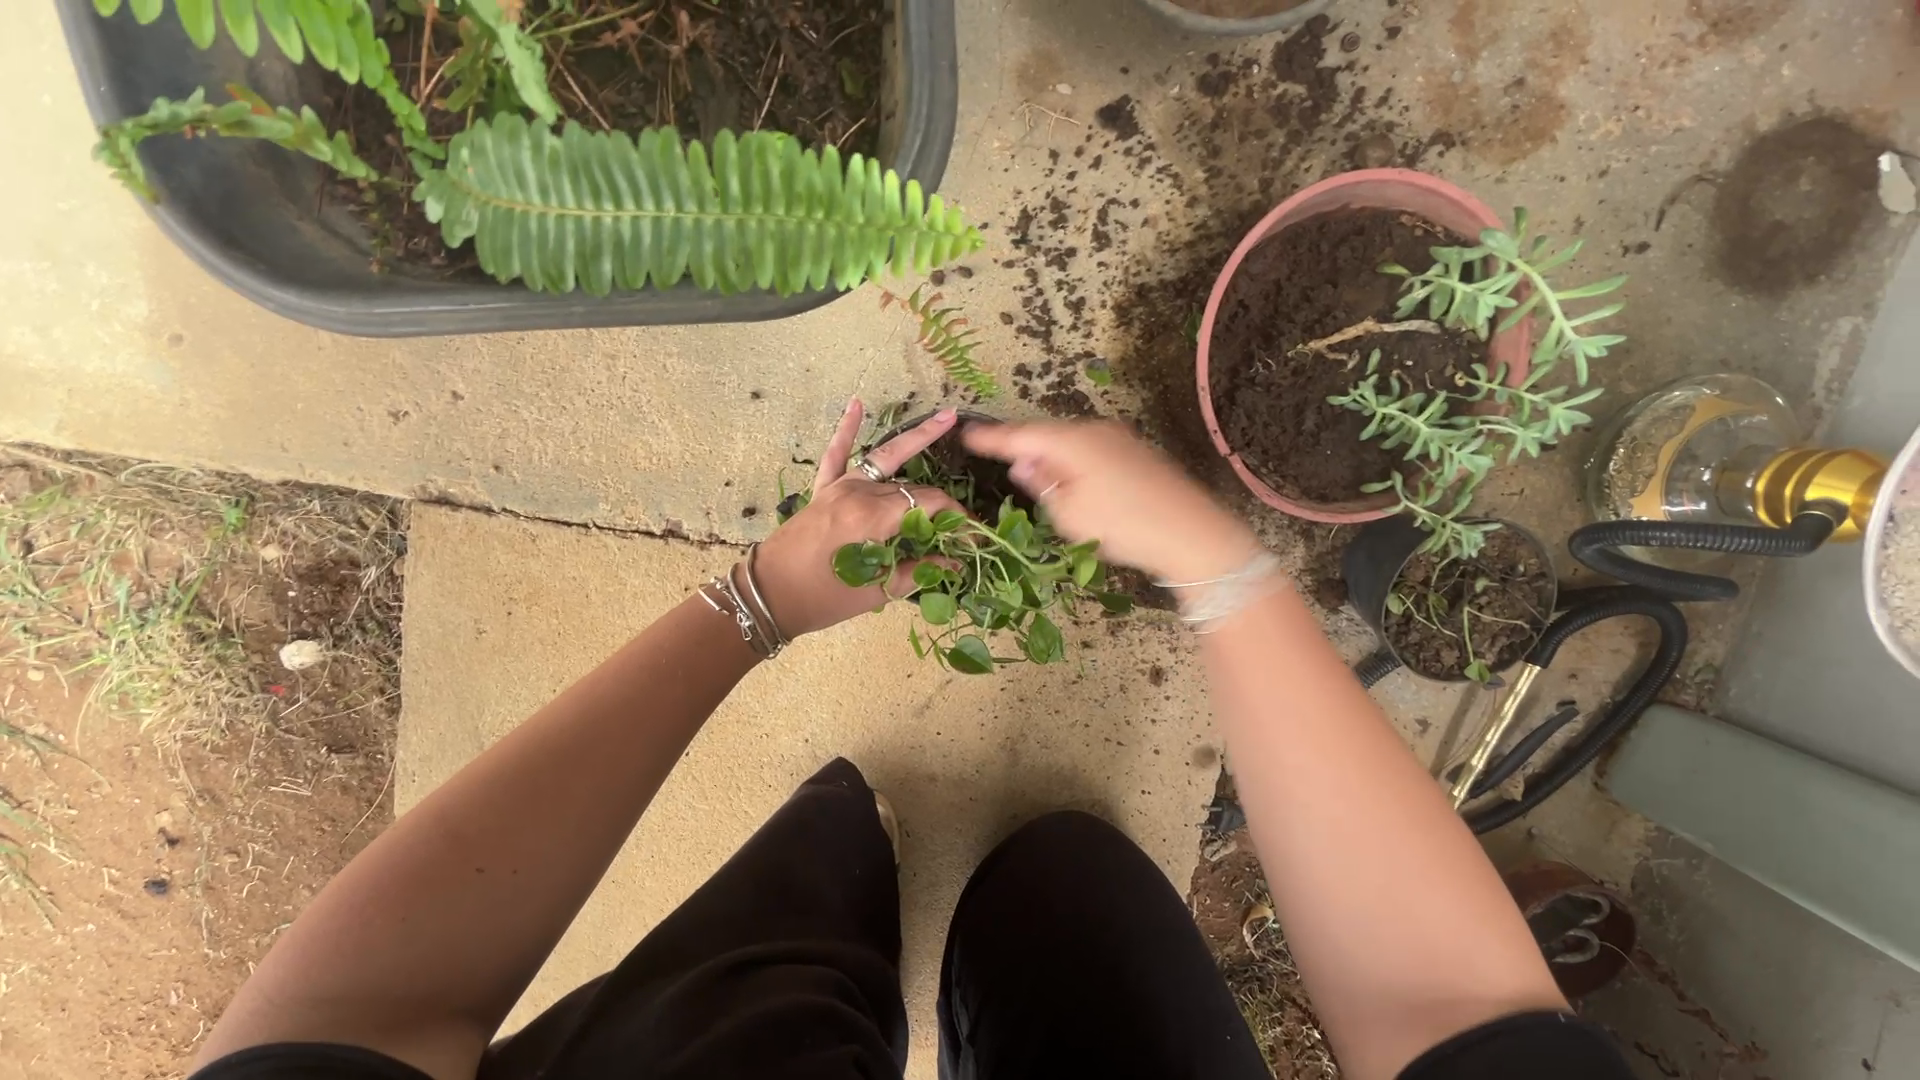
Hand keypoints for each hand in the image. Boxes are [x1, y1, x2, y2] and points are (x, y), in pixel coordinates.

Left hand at [754, 401, 966, 637]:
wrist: (768, 596)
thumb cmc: (822, 599)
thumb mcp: (876, 591)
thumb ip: (917, 570)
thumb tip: (955, 563)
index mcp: (872, 518)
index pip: (929, 505)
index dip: (956, 517)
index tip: (971, 536)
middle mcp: (858, 493)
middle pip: (913, 488)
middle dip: (942, 501)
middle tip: (963, 520)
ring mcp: (838, 487)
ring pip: (885, 460)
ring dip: (916, 439)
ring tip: (946, 418)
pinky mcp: (821, 490)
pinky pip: (836, 454)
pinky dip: (846, 429)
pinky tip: (856, 404)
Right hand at [963, 420, 1260, 583]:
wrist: (1192, 532)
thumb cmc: (1124, 525)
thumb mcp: (1069, 513)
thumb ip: (1041, 484)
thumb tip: (1023, 465)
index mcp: (1071, 441)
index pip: (1020, 435)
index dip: (991, 437)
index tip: (967, 434)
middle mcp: (1094, 430)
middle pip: (1047, 434)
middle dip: (1023, 445)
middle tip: (997, 454)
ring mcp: (1120, 439)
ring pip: (1071, 442)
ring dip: (1050, 455)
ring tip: (1033, 472)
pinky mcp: (1137, 453)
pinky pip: (1092, 450)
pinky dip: (1074, 461)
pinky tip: (1073, 480)